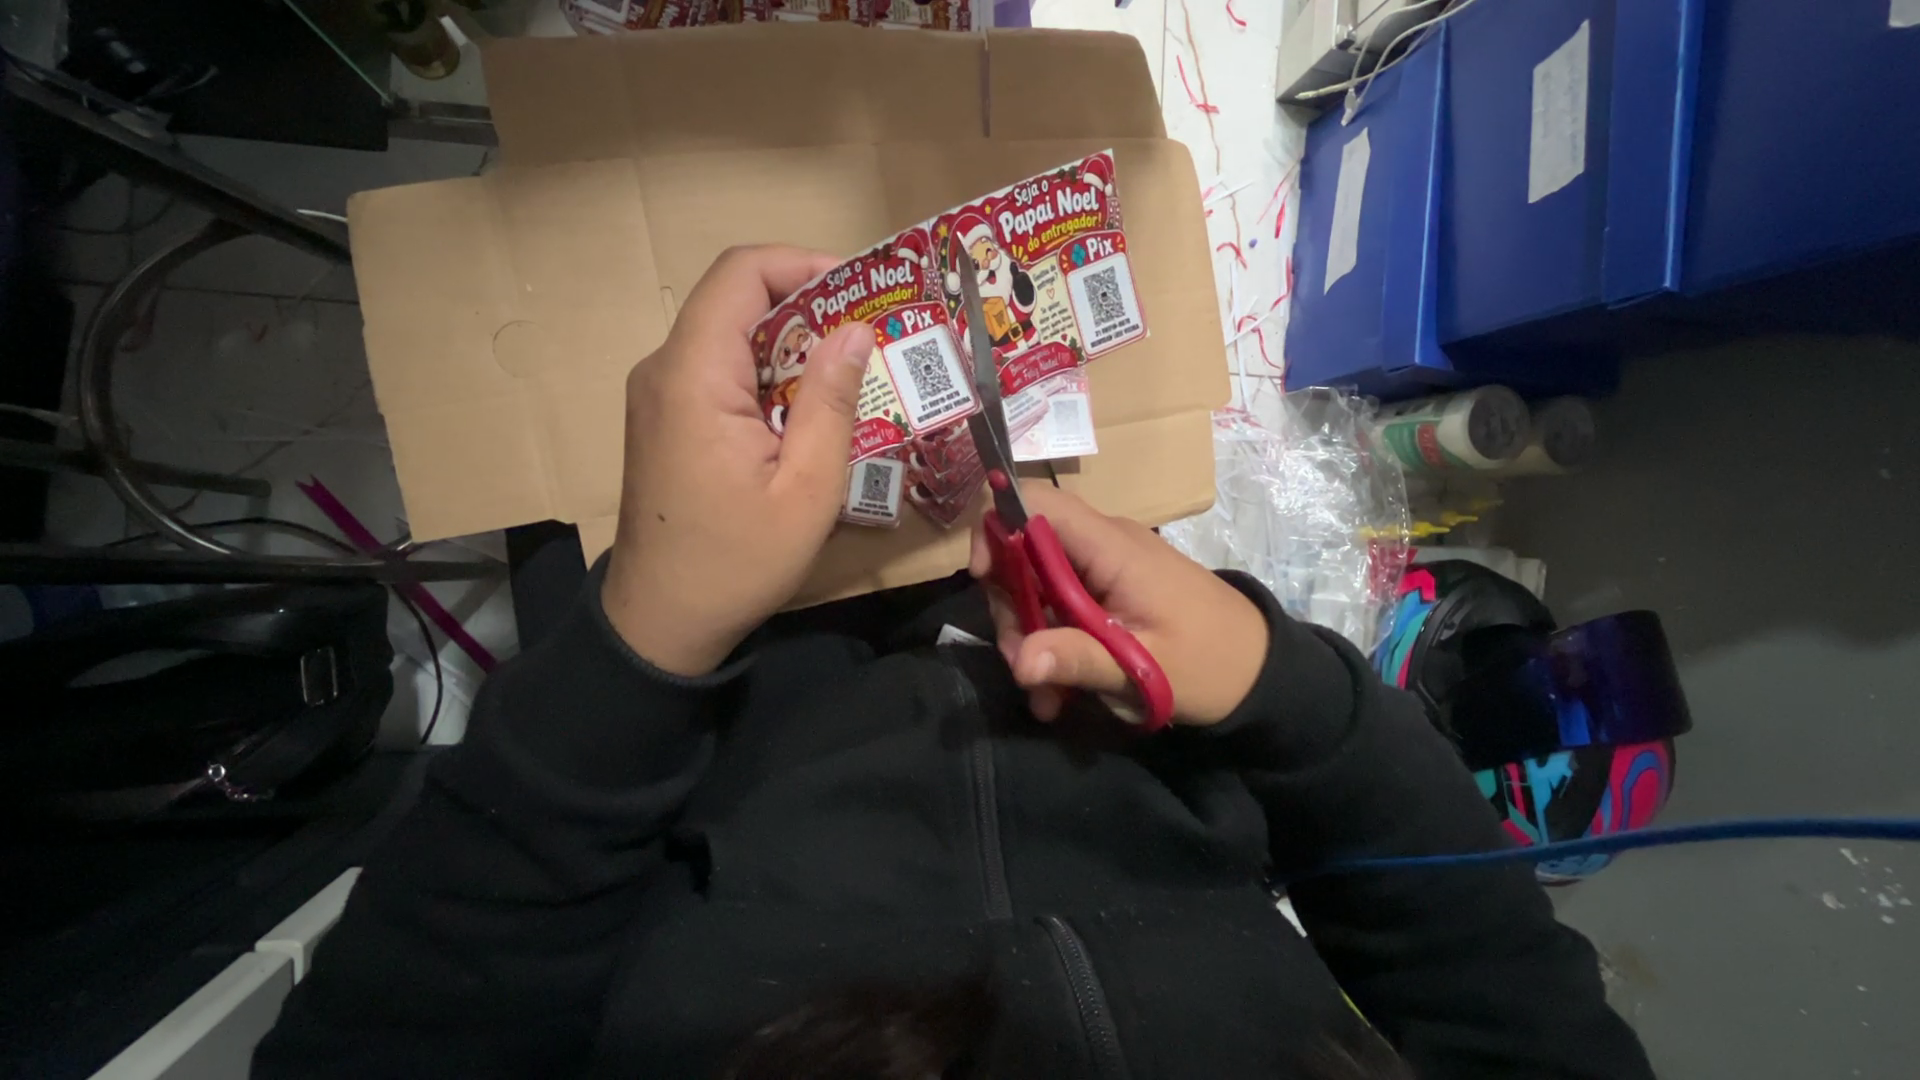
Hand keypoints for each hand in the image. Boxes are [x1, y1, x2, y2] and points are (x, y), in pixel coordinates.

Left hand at [601, 246, 874, 674]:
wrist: (661, 621)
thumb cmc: (739, 562)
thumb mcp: (807, 489)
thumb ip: (831, 403)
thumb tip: (856, 330)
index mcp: (694, 376)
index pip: (740, 274)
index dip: (802, 264)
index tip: (861, 292)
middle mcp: (664, 369)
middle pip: (736, 301)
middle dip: (809, 309)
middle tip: (871, 341)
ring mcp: (658, 395)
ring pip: (730, 337)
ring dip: (791, 347)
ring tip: (849, 378)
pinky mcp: (665, 419)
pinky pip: (720, 373)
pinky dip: (767, 376)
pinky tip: (806, 413)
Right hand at [970, 483, 1269, 726]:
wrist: (1260, 669)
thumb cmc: (1210, 662)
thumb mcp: (1143, 668)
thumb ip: (1080, 660)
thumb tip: (1021, 661)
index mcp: (1111, 547)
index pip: (1038, 500)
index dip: (997, 526)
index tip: (984, 579)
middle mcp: (1101, 545)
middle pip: (1023, 549)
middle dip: (1010, 607)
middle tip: (1022, 666)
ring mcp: (1103, 567)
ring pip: (1035, 583)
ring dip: (1030, 636)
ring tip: (1047, 698)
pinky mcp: (1106, 589)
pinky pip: (1059, 603)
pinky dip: (1052, 642)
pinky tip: (1059, 692)